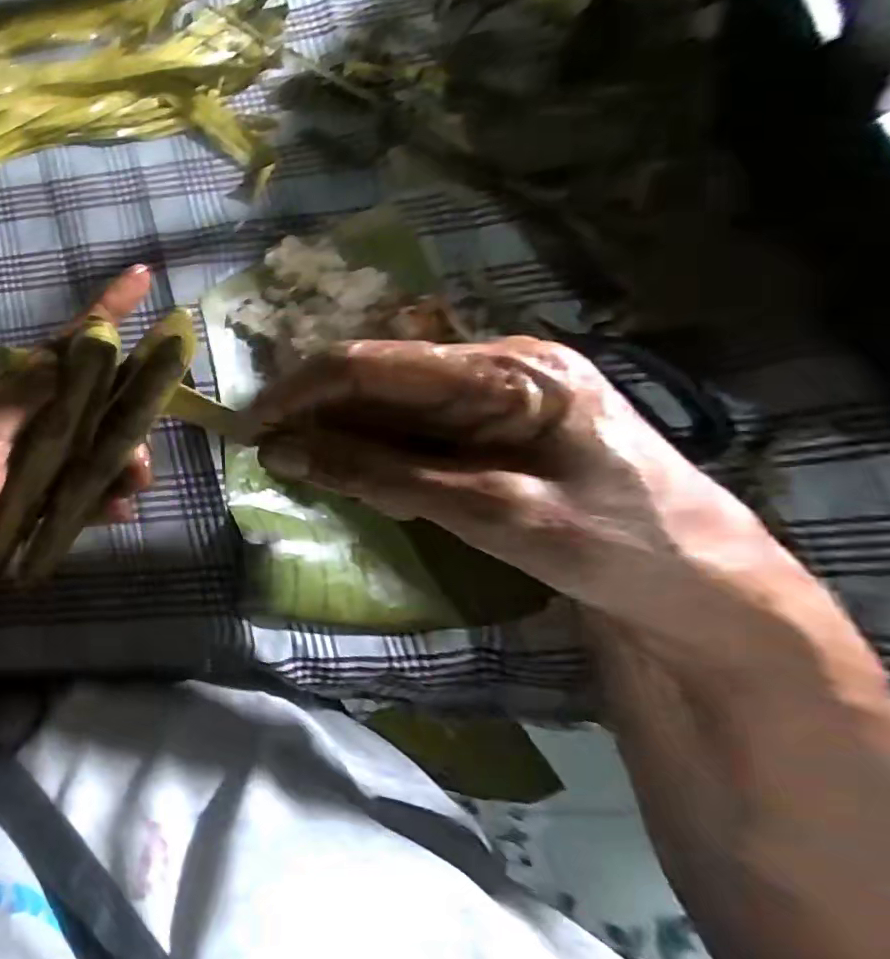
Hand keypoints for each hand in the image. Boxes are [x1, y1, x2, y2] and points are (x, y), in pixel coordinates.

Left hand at [0, 266, 157, 588]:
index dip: (99, 314)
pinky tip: (120, 509)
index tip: (140, 279)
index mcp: (5, 393)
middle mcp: (26, 417)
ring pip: (94, 443)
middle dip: (127, 410)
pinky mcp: (39, 494)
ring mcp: (35, 457)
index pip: (58, 347)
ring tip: (134, 481)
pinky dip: (104, 496)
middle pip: (91, 397)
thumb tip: (59, 353)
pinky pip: (83, 487)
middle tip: (143, 443)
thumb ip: (16, 401)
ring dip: (121, 459)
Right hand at [245, 337, 806, 630]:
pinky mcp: (487, 423)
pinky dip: (370, 457)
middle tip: (272, 462)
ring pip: (380, 405)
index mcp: (506, 370)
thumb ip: (375, 475)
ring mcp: (491, 393)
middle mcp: (493, 366)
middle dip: (314, 418)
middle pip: (370, 379)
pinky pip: (403, 429)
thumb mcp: (485, 511)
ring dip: (340, 441)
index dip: (297, 393)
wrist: (712, 595)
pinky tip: (374, 488)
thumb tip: (277, 452)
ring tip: (323, 482)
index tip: (246, 432)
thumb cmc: (613, 545)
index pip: (368, 363)